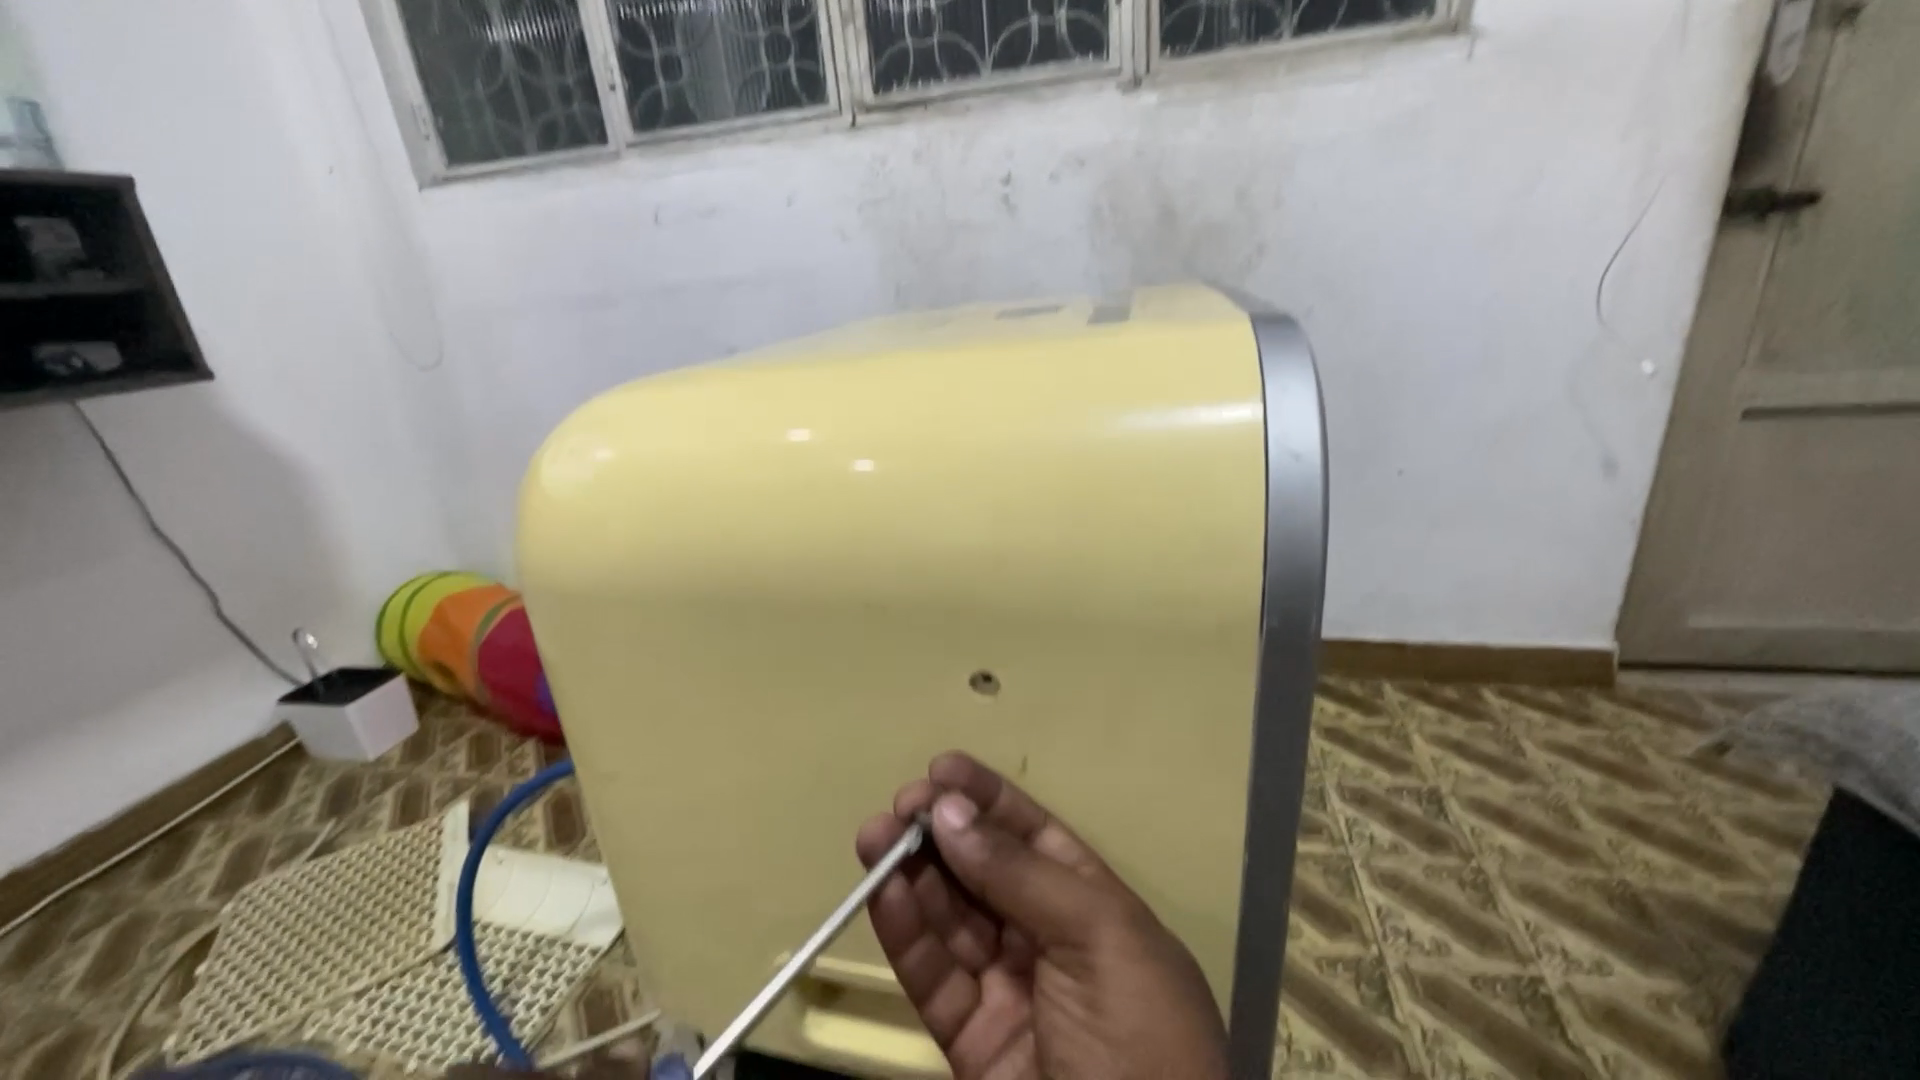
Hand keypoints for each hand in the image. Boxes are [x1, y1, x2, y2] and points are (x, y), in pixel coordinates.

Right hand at [856, 752, 1228, 1079]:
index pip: (1036, 838)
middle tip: (900, 806)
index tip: (941, 770)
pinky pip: (933, 979)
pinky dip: (905, 935)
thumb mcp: (1099, 937)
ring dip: (911, 876)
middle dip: (943, 834)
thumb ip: (1020, 876)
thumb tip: (950, 813)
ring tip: (874, 837)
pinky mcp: (971, 1043)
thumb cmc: (1140, 1033)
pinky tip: (882, 894)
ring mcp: (1009, 993)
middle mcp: (1050, 941)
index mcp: (1097, 909)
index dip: (990, 801)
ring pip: (951, 921)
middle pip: (985, 874)